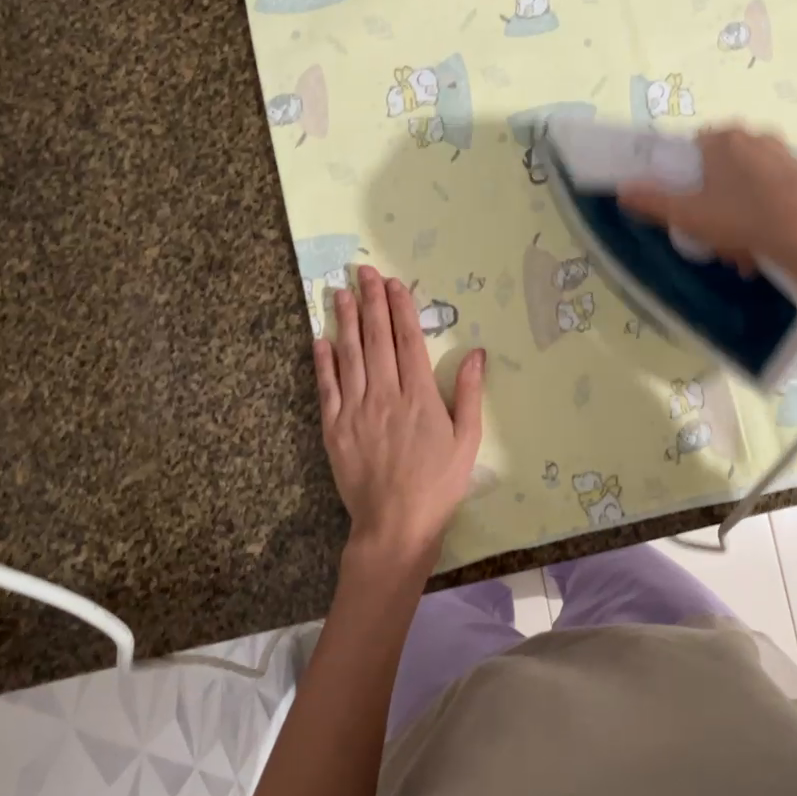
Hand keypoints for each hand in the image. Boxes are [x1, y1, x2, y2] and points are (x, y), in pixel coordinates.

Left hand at [313, 265, 485, 565]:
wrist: (396, 523)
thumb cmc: (439, 483)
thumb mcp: (468, 440)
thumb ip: (468, 393)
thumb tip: (476, 352)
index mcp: (419, 396)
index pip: (409, 341)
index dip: (401, 309)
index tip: (395, 283)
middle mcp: (385, 394)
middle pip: (376, 339)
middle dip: (370, 301)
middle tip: (363, 271)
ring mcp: (356, 410)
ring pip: (349, 355)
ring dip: (344, 321)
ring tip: (339, 292)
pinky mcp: (334, 428)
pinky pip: (327, 387)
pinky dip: (322, 361)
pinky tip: (320, 339)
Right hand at [617, 126, 796, 274]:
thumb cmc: (744, 219)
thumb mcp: (690, 215)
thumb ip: (653, 201)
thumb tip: (622, 189)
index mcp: (724, 137)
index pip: (691, 151)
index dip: (684, 183)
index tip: (688, 214)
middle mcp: (756, 138)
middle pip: (720, 175)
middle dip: (714, 213)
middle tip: (716, 245)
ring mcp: (785, 157)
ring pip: (748, 192)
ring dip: (739, 226)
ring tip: (742, 259)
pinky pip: (774, 201)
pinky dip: (765, 225)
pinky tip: (765, 254)